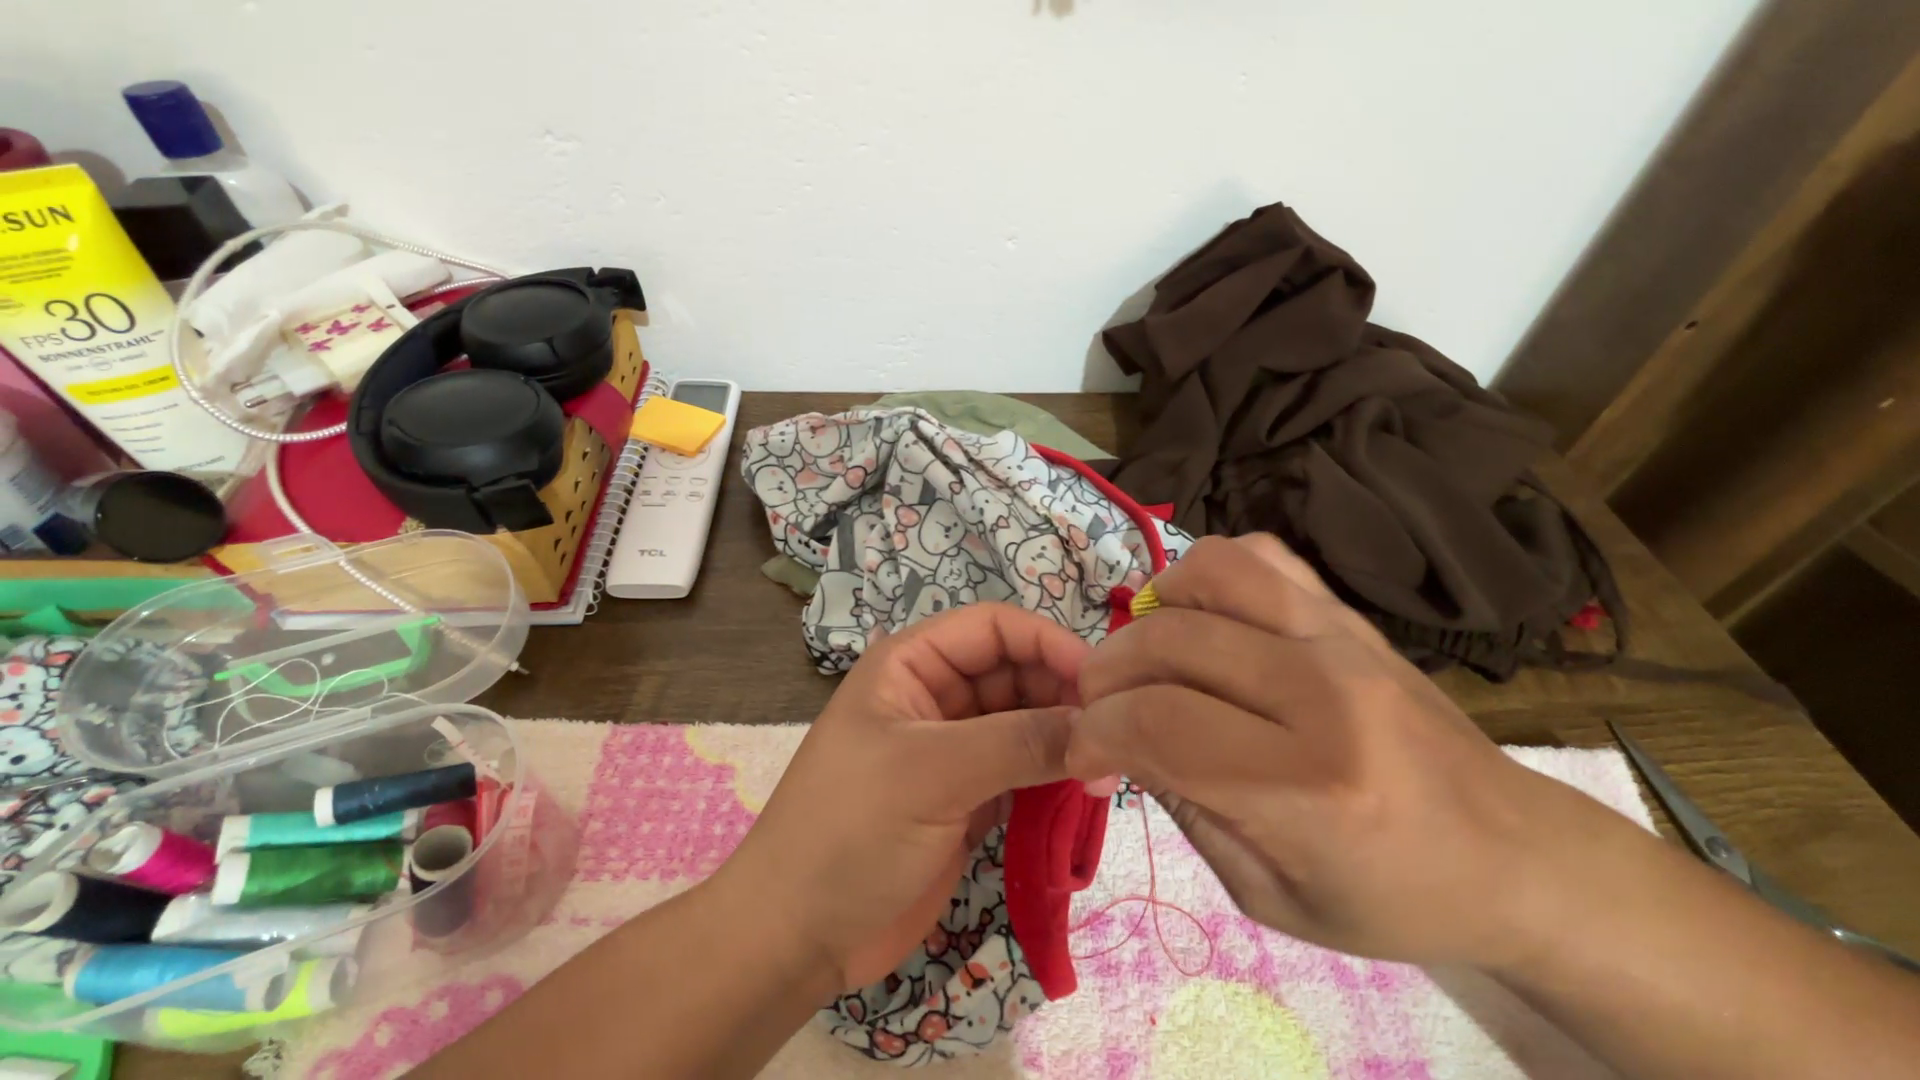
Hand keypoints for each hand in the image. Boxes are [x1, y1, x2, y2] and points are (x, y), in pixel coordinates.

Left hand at [718, 604, 1091, 991]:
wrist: (798, 937)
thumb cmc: (850, 832)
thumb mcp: (931, 773)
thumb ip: (1019, 742)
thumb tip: (1102, 726)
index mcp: (910, 664)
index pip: (995, 628)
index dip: (1049, 644)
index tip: (1103, 685)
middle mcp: (935, 697)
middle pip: (1017, 674)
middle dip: (1064, 697)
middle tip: (1114, 739)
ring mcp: (952, 751)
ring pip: (1026, 724)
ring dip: (1064, 740)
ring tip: (1104, 773)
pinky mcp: (968, 801)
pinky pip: (1024, 773)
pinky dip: (1054, 779)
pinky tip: (1084, 795)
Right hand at [1066, 534, 1618, 968]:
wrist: (1513, 856)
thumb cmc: (1391, 898)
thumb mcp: (1267, 895)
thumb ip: (1182, 808)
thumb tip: (1115, 744)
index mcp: (1306, 788)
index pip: (1155, 722)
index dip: (1093, 733)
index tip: (1084, 756)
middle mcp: (1324, 694)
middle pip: (1168, 642)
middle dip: (1104, 677)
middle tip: (1102, 714)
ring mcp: (1343, 640)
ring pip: (1211, 573)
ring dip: (1152, 611)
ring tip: (1150, 658)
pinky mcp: (1354, 617)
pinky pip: (1262, 557)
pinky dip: (1209, 577)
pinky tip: (1205, 623)